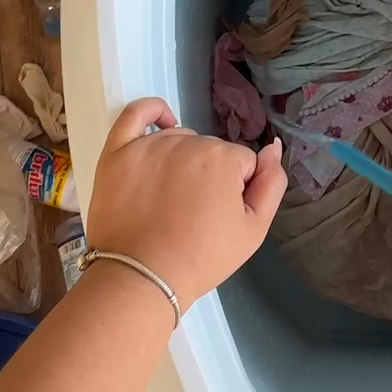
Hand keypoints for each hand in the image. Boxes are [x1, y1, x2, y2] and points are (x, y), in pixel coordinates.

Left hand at [86, 97, 286, 302]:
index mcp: (223, 157)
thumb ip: (272, 183)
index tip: (220, 217)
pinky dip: (151, 111)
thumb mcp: (253, 230)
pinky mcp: (119, 152)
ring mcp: (150, 145)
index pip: (241, 163)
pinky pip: (135, 114)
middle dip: (208, 177)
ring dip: (182, 159)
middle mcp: (189, 142)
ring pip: (179, 139)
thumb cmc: (200, 258)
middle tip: (194, 215)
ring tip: (171, 199)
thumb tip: (273, 148)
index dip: (235, 191)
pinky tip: (162, 120)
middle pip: (210, 151)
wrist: (140, 279)